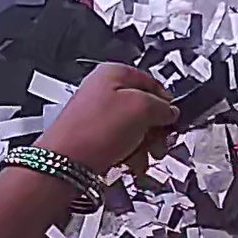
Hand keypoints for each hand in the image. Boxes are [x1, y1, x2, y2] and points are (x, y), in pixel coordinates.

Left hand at [36, 63, 177, 173]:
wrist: (65, 163)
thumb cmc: (93, 131)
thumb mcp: (142, 109)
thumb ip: (162, 107)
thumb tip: (170, 111)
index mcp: (113, 73)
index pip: (152, 83)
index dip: (166, 103)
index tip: (173, 120)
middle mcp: (102, 91)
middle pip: (142, 108)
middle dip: (154, 129)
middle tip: (158, 143)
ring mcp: (96, 115)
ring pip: (132, 129)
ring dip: (143, 145)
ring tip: (142, 158)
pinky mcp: (92, 137)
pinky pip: (119, 143)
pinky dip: (128, 154)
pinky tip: (129, 163)